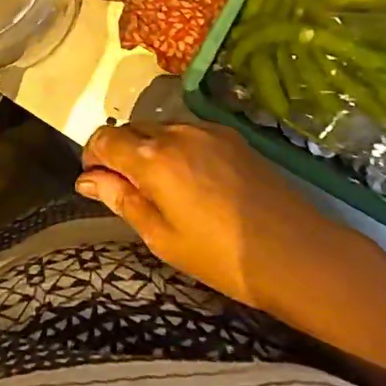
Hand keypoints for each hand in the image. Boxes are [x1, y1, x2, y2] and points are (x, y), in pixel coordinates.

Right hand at [79, 120, 373, 314]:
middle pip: (130, 129)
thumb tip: (87, 179)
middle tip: (127, 190)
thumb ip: (120, 199)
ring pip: (159, 128)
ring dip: (148, 148)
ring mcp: (206, 130)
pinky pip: (187, 132)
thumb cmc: (221, 256)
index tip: (96, 181)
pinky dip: (175, 147)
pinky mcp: (230, 136)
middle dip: (119, 152)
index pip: (104, 138)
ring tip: (161, 187)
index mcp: (153, 157)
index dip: (92, 157)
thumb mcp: (161, 237)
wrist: (298, 253)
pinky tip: (191, 179)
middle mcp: (176, 132)